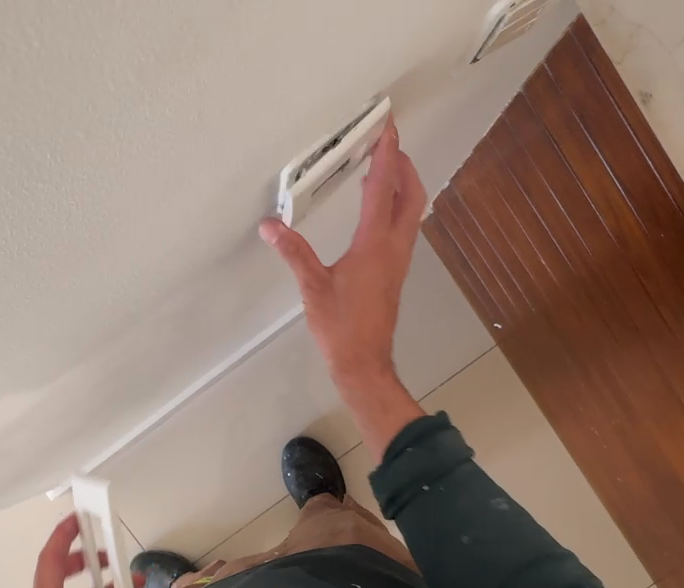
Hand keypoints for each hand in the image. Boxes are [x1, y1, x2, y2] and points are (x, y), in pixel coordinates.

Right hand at [260, 117, 427, 460]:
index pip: (384, 188)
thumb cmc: (342, 329)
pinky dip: (396, 210)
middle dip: (403, 165)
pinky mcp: (394, 275)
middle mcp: (394, 249)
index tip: (388, 127)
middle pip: (411, 195)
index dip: (386, 154)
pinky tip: (377, 214)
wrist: (364, 364)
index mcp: (375, 245)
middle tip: (388, 145)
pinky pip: (403, 230)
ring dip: (402, 187)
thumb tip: (271, 226)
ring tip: (383, 171)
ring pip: (411, 213)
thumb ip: (294, 252)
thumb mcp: (312, 287)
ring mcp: (398, 263)